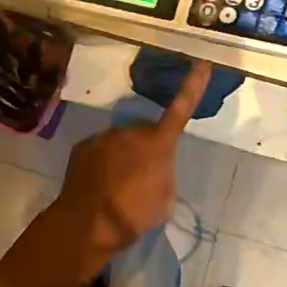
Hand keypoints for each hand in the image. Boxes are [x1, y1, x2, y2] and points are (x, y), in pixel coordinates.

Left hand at [47, 60, 213, 258]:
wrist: (91, 223)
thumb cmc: (136, 214)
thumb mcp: (165, 198)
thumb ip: (164, 174)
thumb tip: (154, 168)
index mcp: (159, 144)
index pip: (181, 109)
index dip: (193, 87)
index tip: (202, 64)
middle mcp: (131, 132)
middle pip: (145, 134)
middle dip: (146, 149)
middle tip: (142, 179)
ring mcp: (104, 137)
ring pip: (120, 142)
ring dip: (123, 157)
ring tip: (118, 186)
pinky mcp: (83, 147)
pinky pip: (100, 150)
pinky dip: (102, 163)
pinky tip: (100, 184)